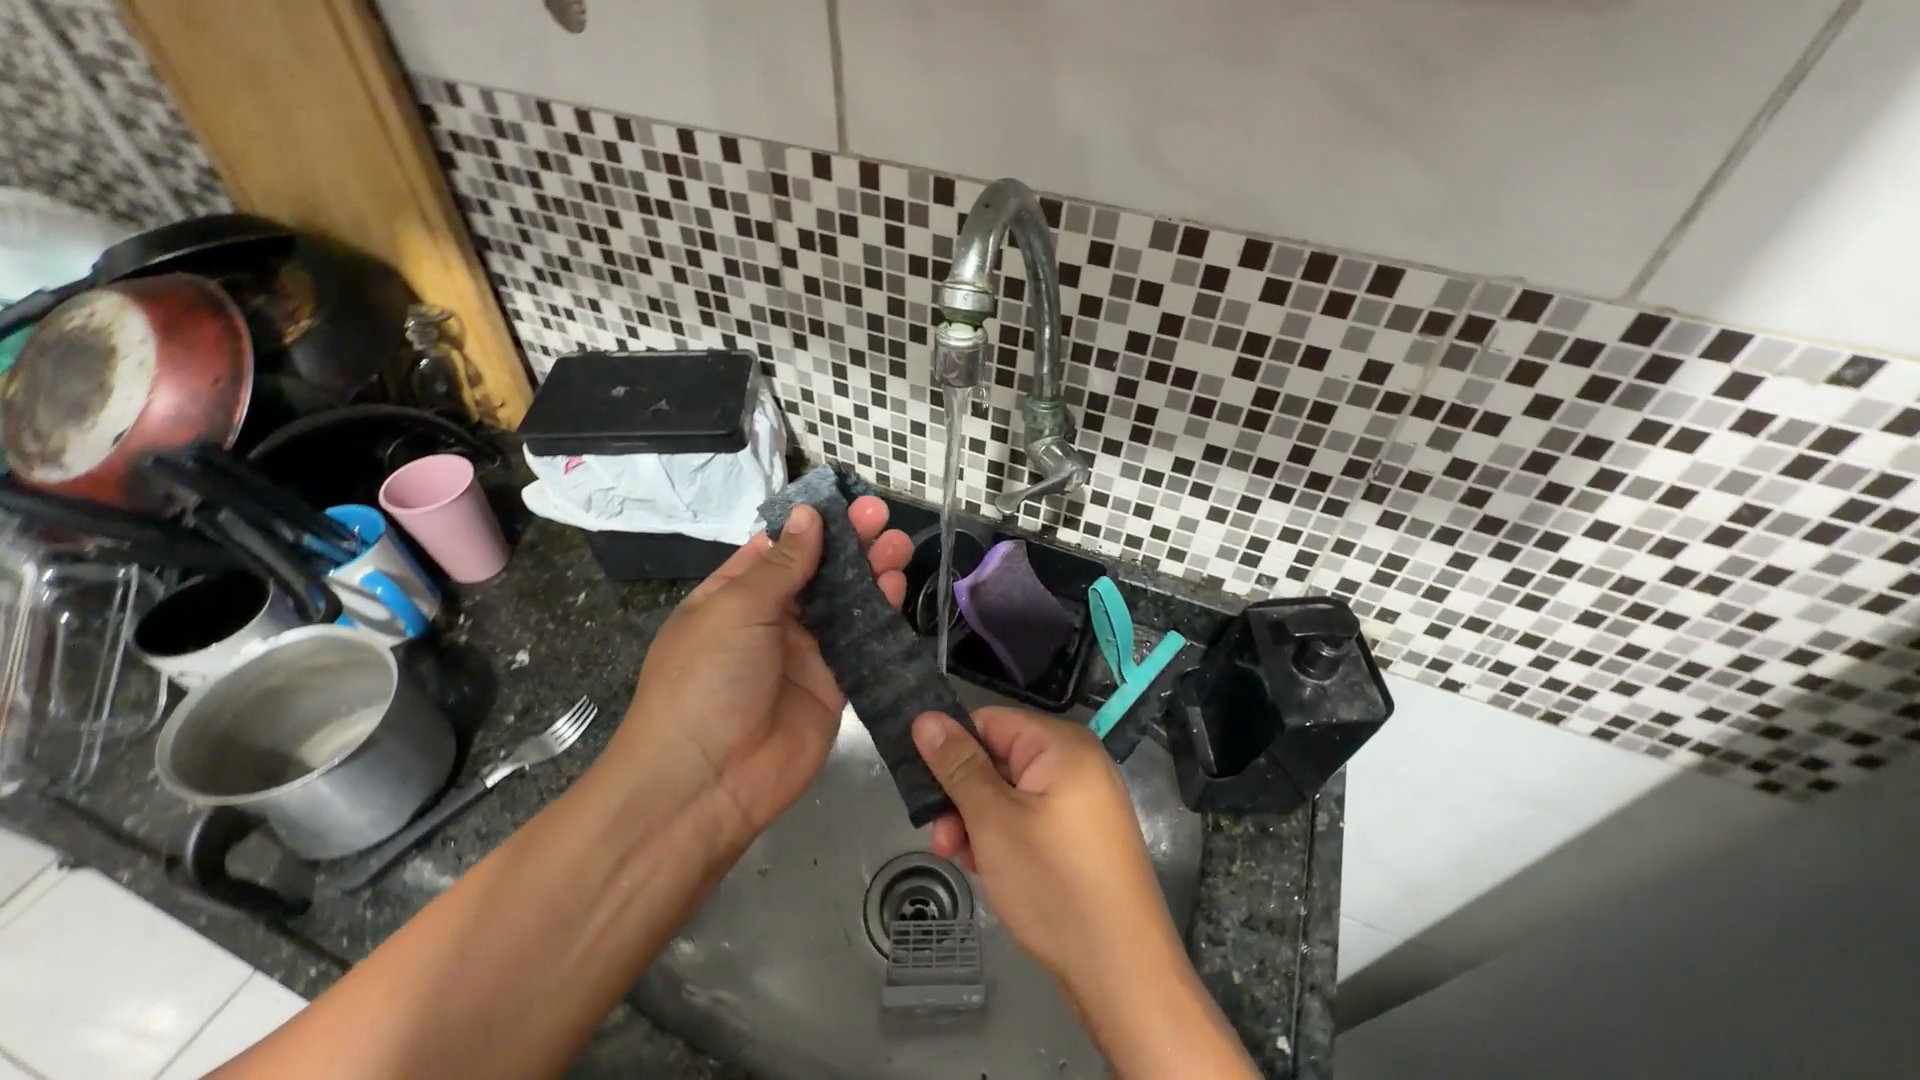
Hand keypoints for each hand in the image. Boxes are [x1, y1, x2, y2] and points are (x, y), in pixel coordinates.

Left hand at [612, 497, 911, 848]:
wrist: (707, 780)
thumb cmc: (706, 681)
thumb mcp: (735, 610)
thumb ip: (782, 565)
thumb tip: (807, 516)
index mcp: (733, 597)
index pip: (777, 549)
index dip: (812, 525)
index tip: (847, 502)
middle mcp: (769, 622)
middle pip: (817, 573)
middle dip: (849, 544)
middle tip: (882, 517)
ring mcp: (803, 656)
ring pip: (844, 605)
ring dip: (870, 573)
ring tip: (898, 545)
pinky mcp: (833, 687)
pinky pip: (860, 645)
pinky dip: (880, 617)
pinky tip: (897, 588)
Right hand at [914, 708, 1259, 1078]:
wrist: (1120, 966)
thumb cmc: (1053, 882)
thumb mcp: (993, 820)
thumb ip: (957, 765)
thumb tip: (926, 718)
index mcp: (1061, 745)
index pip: (990, 721)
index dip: (952, 748)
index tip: (920, 784)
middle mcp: (1077, 764)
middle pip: (999, 759)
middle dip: (962, 796)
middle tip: (940, 839)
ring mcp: (1084, 804)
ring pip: (1011, 796)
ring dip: (977, 823)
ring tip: (962, 860)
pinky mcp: (1082, 839)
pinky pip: (1031, 821)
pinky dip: (1004, 839)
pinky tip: (989, 870)